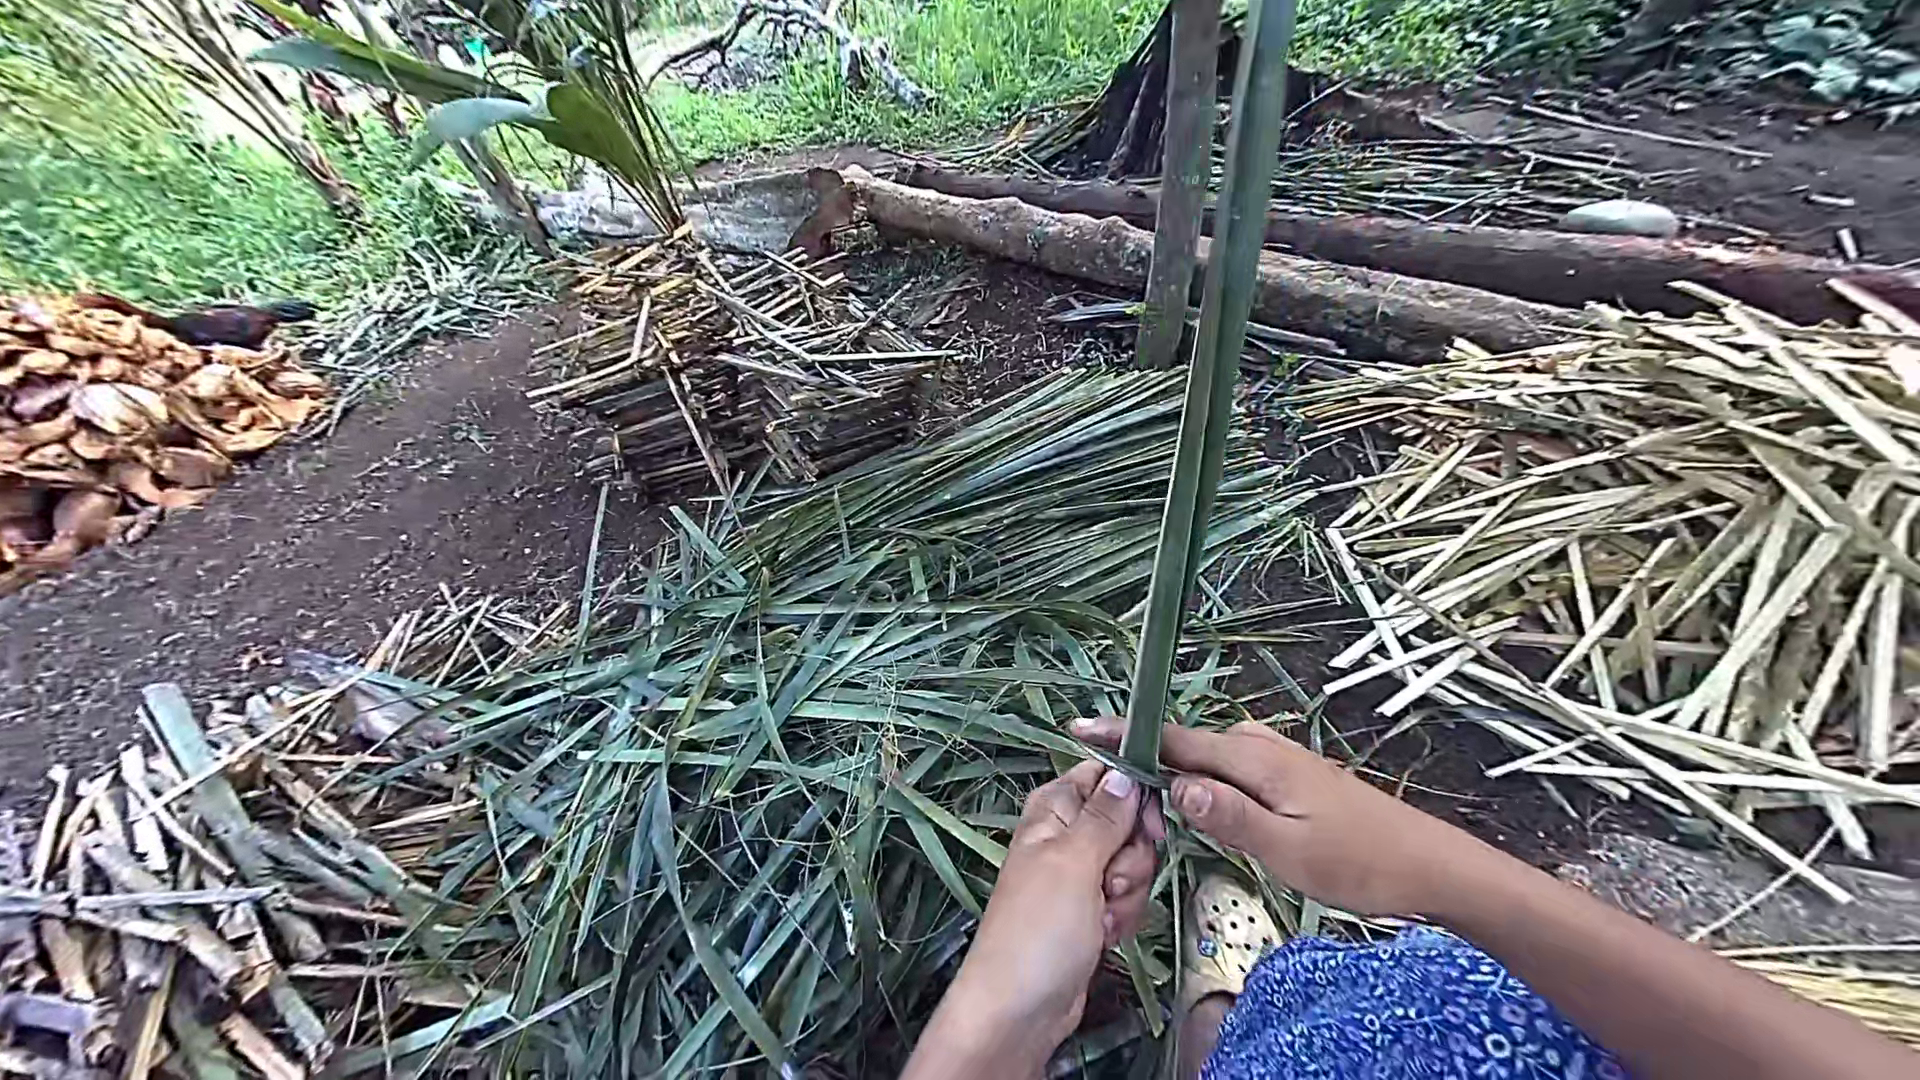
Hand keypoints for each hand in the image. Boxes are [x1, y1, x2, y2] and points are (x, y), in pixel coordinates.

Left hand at [904, 760, 1162, 1079]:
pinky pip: (1127, 895)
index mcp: (1055, 805)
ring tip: (1097, 915)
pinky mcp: (1092, 904)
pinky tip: (1100, 934)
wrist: (1020, 1008)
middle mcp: (1068, 830)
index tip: (1148, 826)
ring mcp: (1081, 870)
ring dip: (1127, 893)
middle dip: (1131, 857)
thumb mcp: (1074, 861)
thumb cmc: (1038, 926)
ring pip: (1134, 861)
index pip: (1106, 774)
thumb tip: (1125, 770)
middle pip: (1129, 821)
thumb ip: (1105, 815)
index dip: (1134, 795)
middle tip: (1109, 881)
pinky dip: (1122, 916)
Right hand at [1073, 717, 1503, 916]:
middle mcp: (1257, 745)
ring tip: (1152, 804)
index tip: (1082, 726)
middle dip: (1148, 761)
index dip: (1126, 734)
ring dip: (1177, 774)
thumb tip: (1173, 784)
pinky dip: (1204, 781)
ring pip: (1207, 759)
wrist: (1433, 864)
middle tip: (1118, 793)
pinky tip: (1204, 806)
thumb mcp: (1288, 849)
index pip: (1173, 739)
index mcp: (1251, 758)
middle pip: (1186, 746)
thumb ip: (1227, 815)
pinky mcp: (1284, 771)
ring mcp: (1273, 756)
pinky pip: (1227, 768)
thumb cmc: (1359, 861)